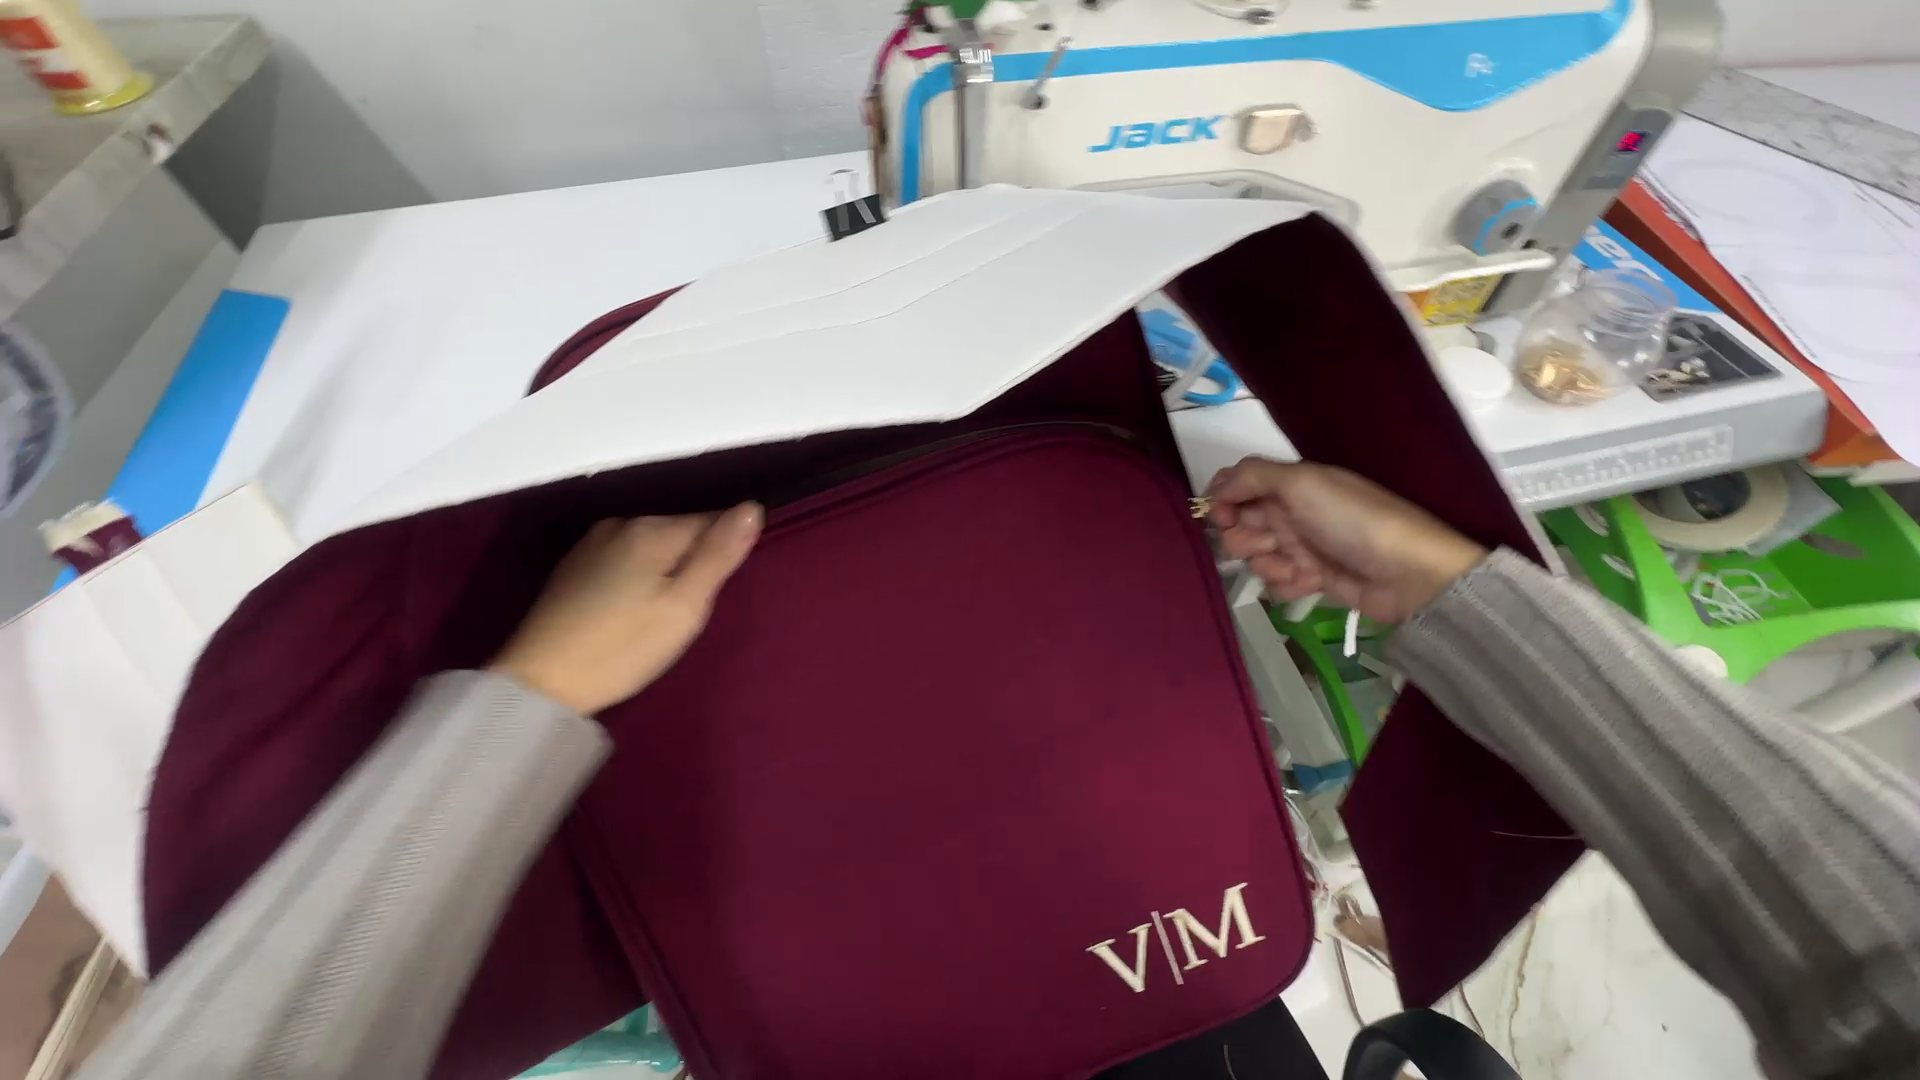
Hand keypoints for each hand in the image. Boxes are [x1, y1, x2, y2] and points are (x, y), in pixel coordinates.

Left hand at [491, 506, 761, 713]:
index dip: (724, 552)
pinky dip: (639, 574)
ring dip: (667, 567)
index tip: (719, 588)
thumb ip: (719, 554)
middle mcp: (622, 524)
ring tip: (664, 610)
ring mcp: (592, 543)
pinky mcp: (574, 567)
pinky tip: (632, 607)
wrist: (540, 682)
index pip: (713, 520)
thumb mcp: (684, 606)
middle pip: (681, 531)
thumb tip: (752, 507)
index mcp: (653, 530)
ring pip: (653, 545)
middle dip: (695, 560)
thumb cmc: (624, 647)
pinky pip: (626, 557)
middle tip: (691, 610)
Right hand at [1207, 459, 1486, 622]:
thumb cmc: (1352, 520)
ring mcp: (1300, 547)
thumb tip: (1214, 489)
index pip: (1236, 485)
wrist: (1407, 574)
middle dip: (1245, 537)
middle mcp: (1290, 512)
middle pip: (1238, 524)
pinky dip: (1288, 585)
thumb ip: (1251, 477)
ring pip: (1254, 557)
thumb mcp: (1301, 483)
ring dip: (1268, 563)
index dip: (1222, 501)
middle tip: (1271, 541)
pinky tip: (1310, 584)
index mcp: (1290, 484)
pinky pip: (1277, 583)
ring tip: (1297, 567)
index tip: (1223, 516)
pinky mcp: (1310, 579)